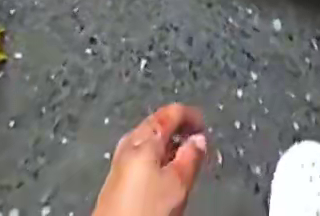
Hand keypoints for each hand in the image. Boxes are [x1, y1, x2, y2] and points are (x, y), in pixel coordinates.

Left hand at [92, 105, 208, 215]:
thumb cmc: (147, 209)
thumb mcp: (177, 185)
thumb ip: (191, 158)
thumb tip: (199, 139)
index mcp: (144, 137)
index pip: (170, 113)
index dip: (190, 115)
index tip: (204, 125)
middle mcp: (130, 142)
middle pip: (156, 124)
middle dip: (177, 127)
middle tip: (195, 138)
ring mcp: (119, 160)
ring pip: (147, 141)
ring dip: (166, 143)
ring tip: (182, 155)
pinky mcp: (115, 179)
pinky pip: (140, 156)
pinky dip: (155, 156)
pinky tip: (161, 171)